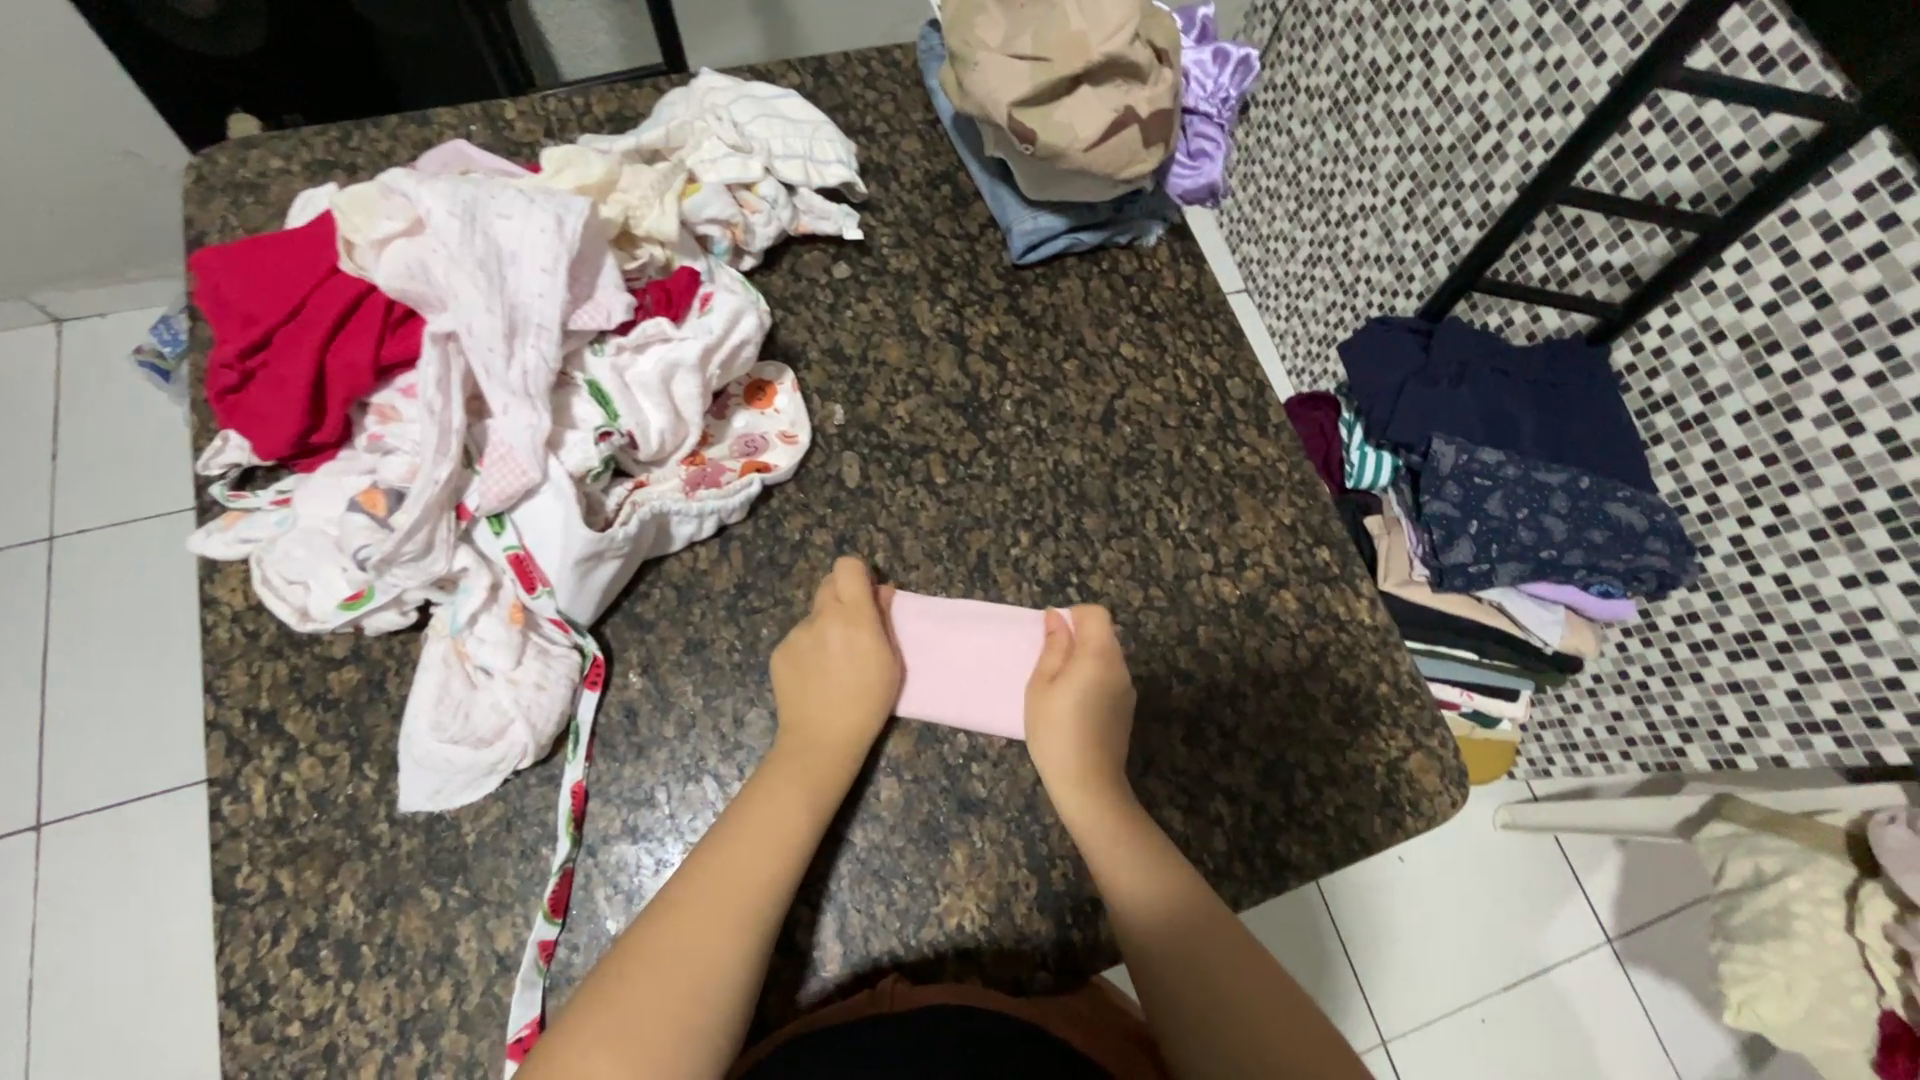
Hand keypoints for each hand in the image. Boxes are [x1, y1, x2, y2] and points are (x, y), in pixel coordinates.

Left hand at [768, 557, 901, 768]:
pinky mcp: (779, 651)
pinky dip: (808, 650)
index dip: (858, 576)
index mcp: (854, 616)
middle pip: (828, 583)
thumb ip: (885, 619)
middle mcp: (822, 617)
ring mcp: (796, 634)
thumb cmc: (869, 702)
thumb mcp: (892, 661)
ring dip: (825, 627)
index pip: (847, 566)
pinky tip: (814, 677)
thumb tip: (882, 590)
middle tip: (853, 628)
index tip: (866, 596)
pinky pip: (798, 638)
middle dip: (842, 597)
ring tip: (833, 664)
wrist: (822, 739)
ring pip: (814, 615)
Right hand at [1024, 605, 1138, 815]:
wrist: (1088, 783)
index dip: (1073, 616)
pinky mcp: (1127, 707)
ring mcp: (1127, 688)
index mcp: (1099, 655)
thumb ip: (1053, 647)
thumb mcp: (1041, 686)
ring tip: (1059, 688)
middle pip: (1104, 634)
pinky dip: (1093, 678)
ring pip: (1107, 656)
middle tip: (1049, 665)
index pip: (1096, 614)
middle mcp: (1120, 667)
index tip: (1052, 636)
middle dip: (1077, 638)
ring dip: (1084, 660)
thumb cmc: (1055, 732)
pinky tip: (1075, 706)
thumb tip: (1056, 617)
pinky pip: (1110, 677)